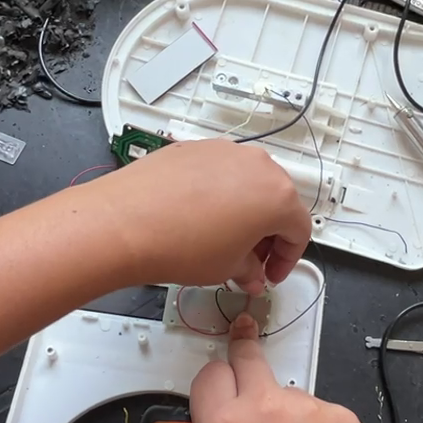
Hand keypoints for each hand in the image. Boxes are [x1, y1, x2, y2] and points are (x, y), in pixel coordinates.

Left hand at [88, 140, 310, 292]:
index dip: (287, 259)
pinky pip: (219, 173)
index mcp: (278, 196)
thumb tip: (250, 271)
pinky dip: (219, 195)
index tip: (271, 274)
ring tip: (222, 240)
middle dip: (268, 235)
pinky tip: (198, 219)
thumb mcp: (227, 269)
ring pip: (249, 184)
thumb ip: (250, 270)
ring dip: (244, 212)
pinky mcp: (195, 148)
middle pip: (277, 202)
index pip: (299, 230)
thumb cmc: (178, 244)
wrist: (124, 223)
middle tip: (251, 261)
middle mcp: (257, 165)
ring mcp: (225, 151)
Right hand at [170, 316, 413, 422]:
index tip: (213, 400)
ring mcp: (309, 408)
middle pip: (248, 355)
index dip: (208, 388)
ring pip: (285, 391)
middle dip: (241, 355)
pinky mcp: (343, 417)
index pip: (208, 374)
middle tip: (244, 365)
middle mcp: (265, 406)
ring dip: (280, 411)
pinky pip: (318, 412)